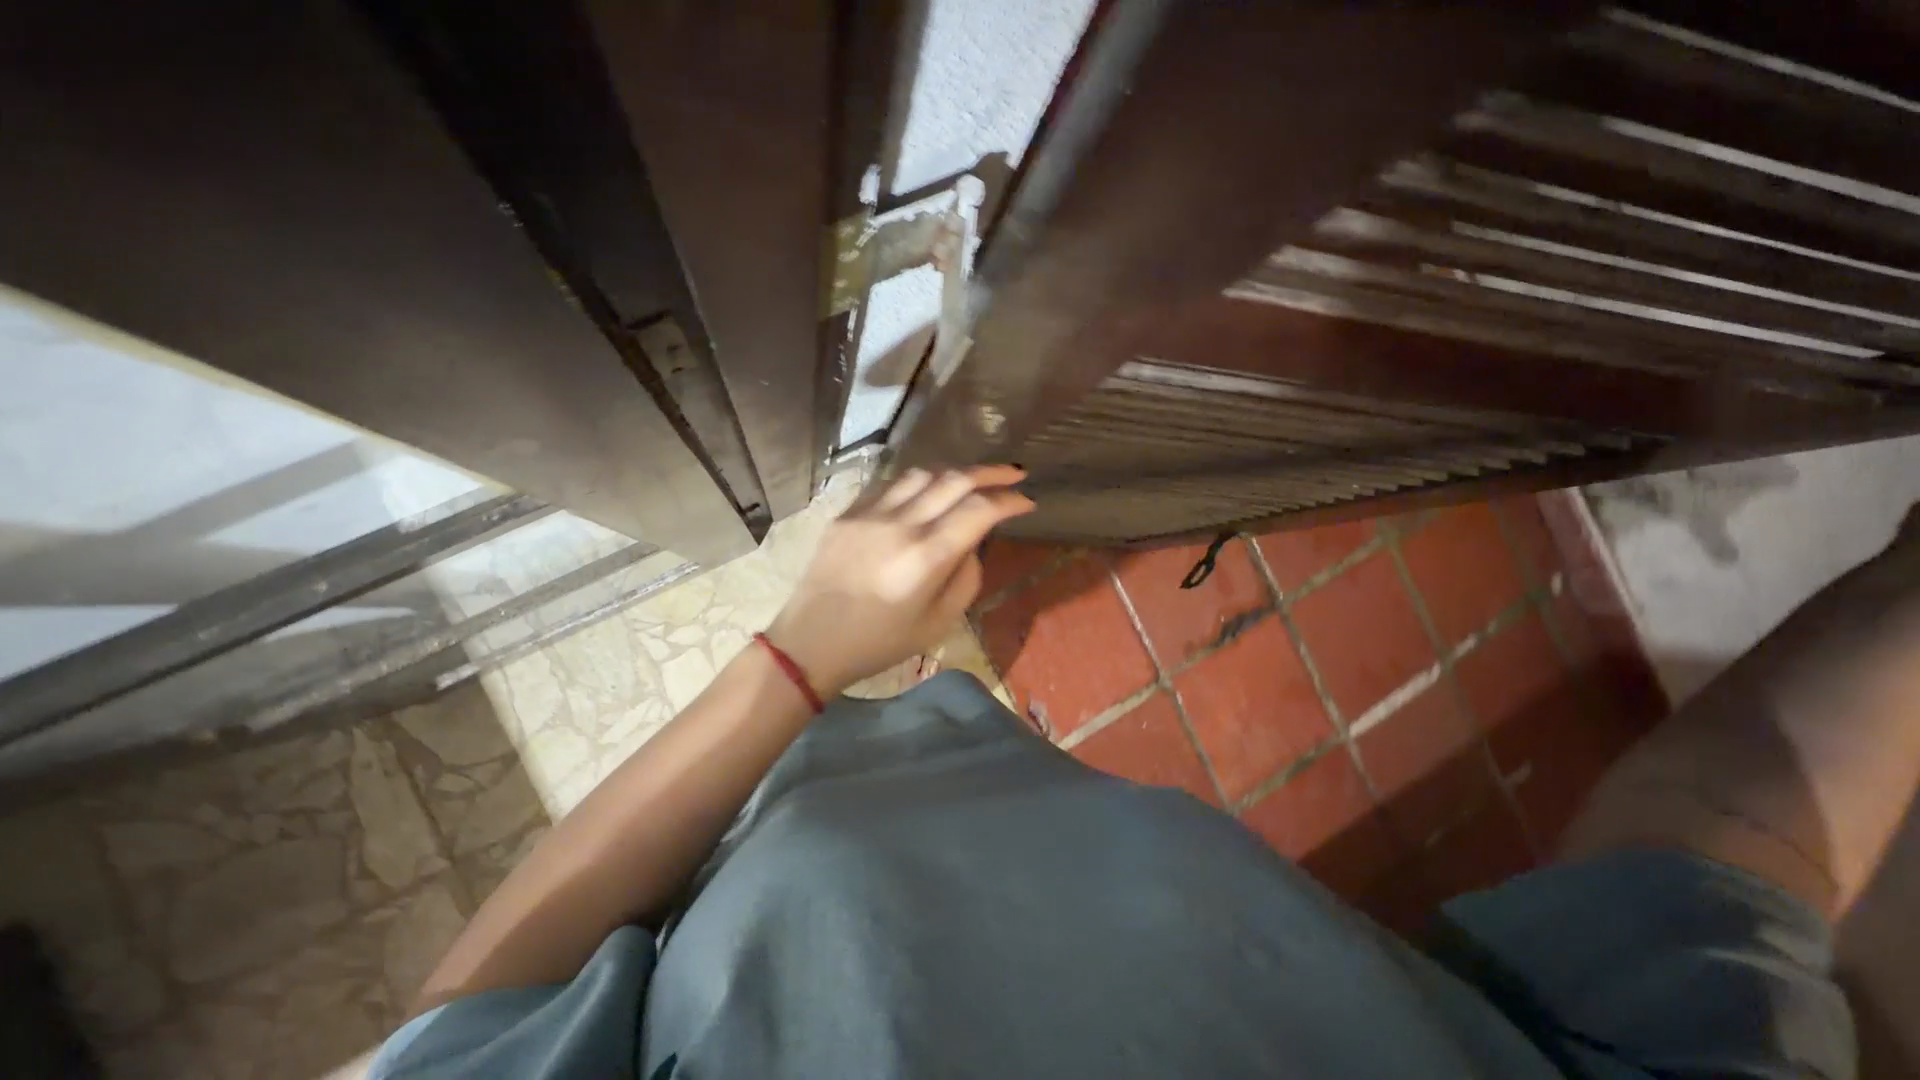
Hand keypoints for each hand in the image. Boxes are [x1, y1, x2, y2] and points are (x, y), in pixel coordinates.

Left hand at [765, 466, 1033, 695]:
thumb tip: (972, 544)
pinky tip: (925, 492)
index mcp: (927, 557)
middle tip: (1013, 474)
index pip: (979, 510)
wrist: (811, 642)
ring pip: (922, 474)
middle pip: (955, 480)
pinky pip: (889, 484)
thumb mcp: (937, 624)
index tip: (1026, 502)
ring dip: (953, 474)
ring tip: (970, 482)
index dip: (1009, 500)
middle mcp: (901, 524)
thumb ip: (965, 579)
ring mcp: (870, 514)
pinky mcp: (847, 514)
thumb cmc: (879, 643)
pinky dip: (916, 482)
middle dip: (991, 473)